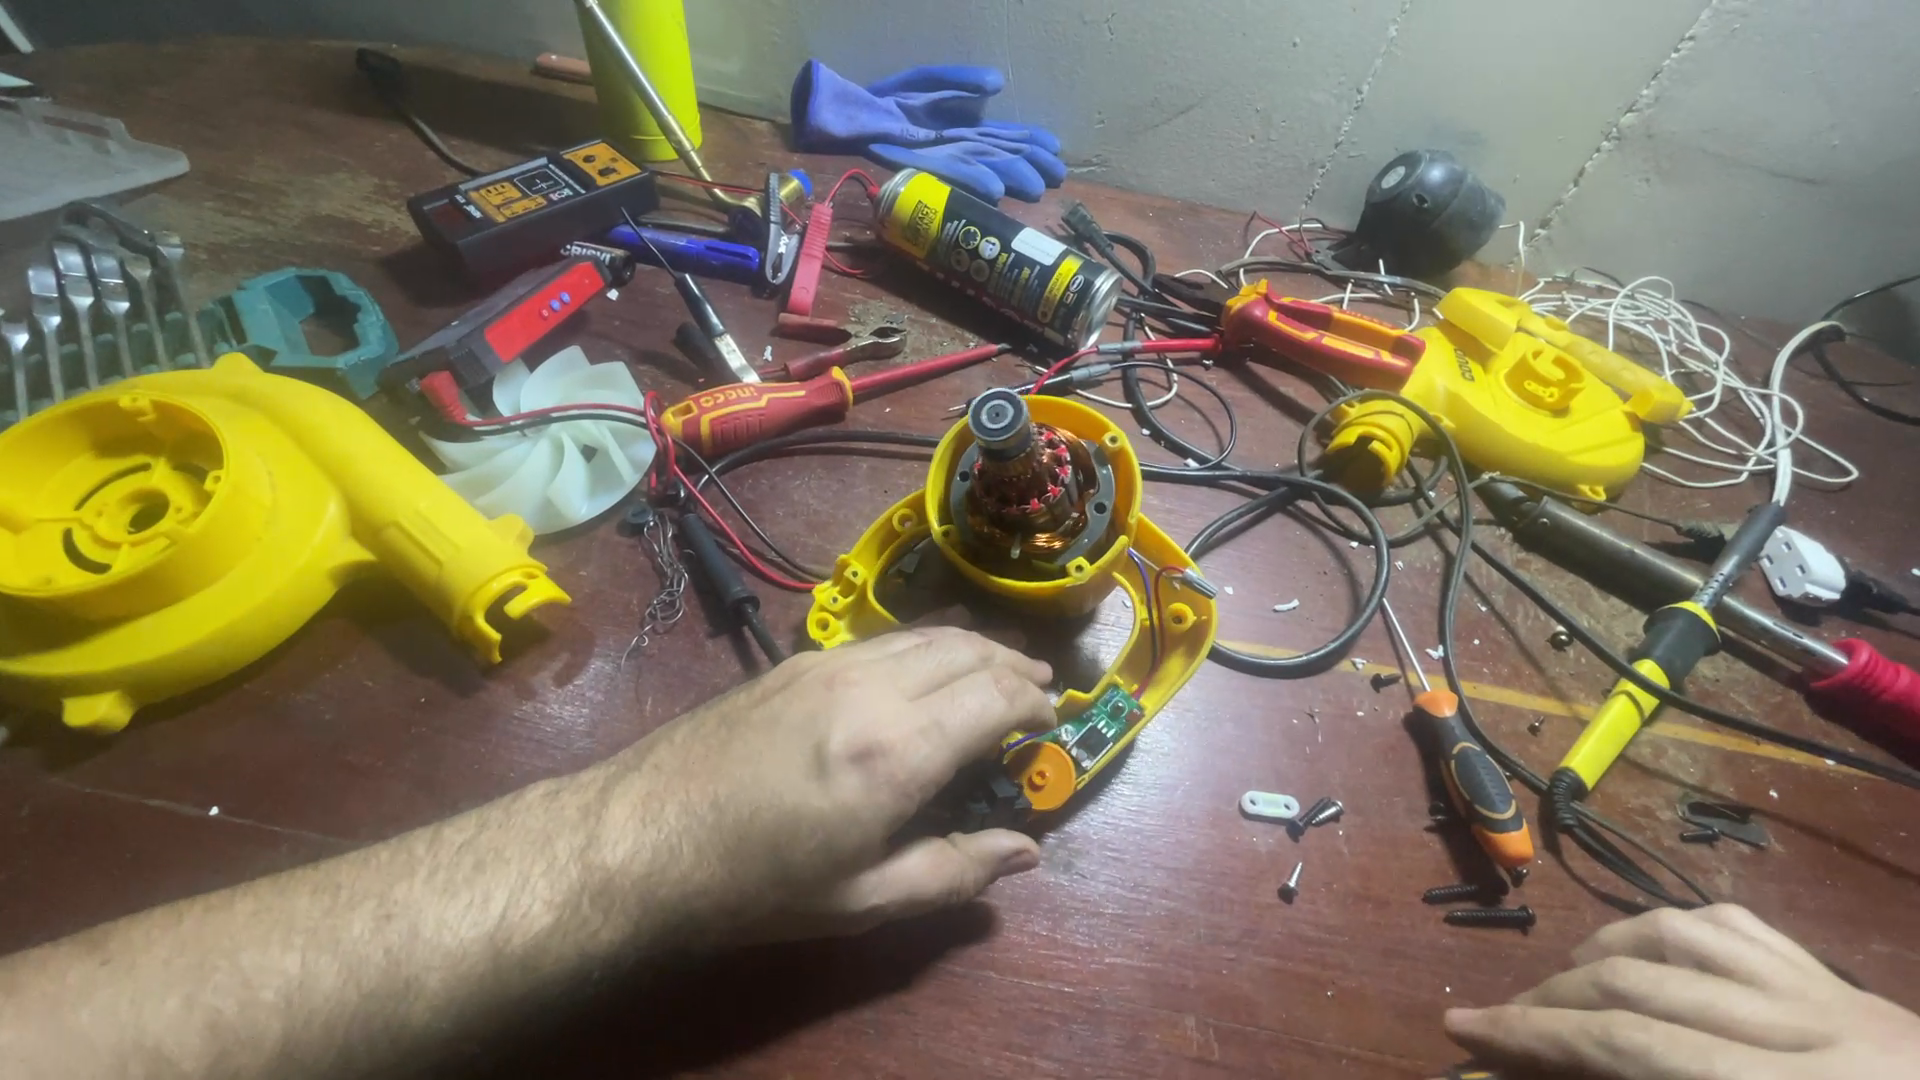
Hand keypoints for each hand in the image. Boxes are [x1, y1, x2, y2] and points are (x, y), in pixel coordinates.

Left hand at [594, 627, 1053, 944]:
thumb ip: (954, 872)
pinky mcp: (800, 660)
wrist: (640, 837)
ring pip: (926, 634)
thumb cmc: (757, 885)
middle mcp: (872, 689)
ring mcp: (831, 665)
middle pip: (967, 651)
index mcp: (896, 753)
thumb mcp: (862, 899)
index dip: (1034, 702)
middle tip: (1041, 682)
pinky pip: (884, 638)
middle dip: (1014, 662)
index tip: (1052, 717)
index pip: (994, 698)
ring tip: (1000, 662)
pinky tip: (928, 658)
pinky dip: (926, 642)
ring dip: (973, 645)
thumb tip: (1026, 851)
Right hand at [1444, 904, 1919, 1078]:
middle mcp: (1819, 1029)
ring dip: (1594, 957)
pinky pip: (1733, 928)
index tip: (1461, 1029)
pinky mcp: (1853, 986)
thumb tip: (1580, 1068)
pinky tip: (1643, 951)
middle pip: (1636, 986)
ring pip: (1672, 938)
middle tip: (1498, 1024)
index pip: (1629, 1046)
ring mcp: (1840, 998)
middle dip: (1547, 1002)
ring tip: (1562, 986)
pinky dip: (1665, 932)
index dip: (1532, 1036)